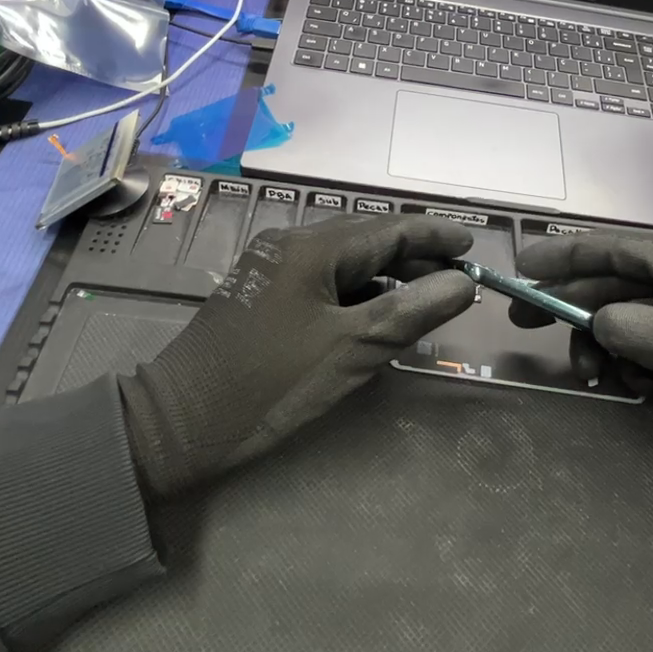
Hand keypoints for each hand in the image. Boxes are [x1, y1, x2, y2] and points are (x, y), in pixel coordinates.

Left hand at [118, 214, 474, 499]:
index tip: (473, 246)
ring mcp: (273, 267)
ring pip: (345, 260)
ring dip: (387, 273)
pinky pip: (324, 279)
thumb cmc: (269, 384)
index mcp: (312, 247)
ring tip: (427, 296)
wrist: (178, 422)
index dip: (435, 236)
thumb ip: (411, 311)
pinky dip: (358, 291)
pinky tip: (377, 313)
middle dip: (415, 253)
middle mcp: (291, 244)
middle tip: (458, 274)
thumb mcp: (351, 350)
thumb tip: (463, 283)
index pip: (389, 229)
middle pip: (368, 239)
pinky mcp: (263, 293)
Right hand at [514, 232, 652, 524]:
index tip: (521, 268)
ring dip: (609, 344)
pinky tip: (639, 385)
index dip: (563, 256)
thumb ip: (644, 332)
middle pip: (615, 282)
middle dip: (575, 308)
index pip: (612, 248)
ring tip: (601, 378)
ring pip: (633, 314)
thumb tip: (594, 323)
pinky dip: (639, 358)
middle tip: (529, 327)